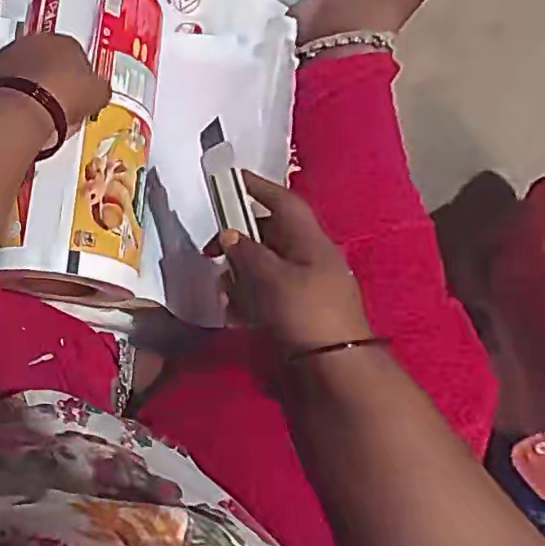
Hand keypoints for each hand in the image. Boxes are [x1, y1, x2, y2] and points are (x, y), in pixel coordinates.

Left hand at [0, 32, 112, 129]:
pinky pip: (0, 81)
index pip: (75, 55)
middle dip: (49, 79)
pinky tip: (14, 111)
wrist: (23, 110)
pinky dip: (6, 93)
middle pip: (45, 59)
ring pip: (21, 68)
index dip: (75, 79)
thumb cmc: (61, 98)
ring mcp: (10, 53)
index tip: (74, 95)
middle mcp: (36, 41)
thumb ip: (98, 89)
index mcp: (67, 41)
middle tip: (54, 104)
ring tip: (34, 112)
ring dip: (26, 85)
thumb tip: (98, 93)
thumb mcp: (96, 95)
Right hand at [207, 172, 372, 351]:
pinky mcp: (296, 309)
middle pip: (268, 236)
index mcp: (310, 242)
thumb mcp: (271, 278)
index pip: (284, 203)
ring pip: (262, 266)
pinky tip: (235, 313)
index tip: (232, 179)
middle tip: (211, 251)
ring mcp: (303, 285)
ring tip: (224, 292)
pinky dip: (246, 298)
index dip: (258, 188)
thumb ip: (247, 253)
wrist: (333, 366)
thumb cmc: (305, 312)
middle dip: (237, 242)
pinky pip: (264, 292)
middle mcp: (308, 258)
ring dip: (238, 275)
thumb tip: (229, 235)